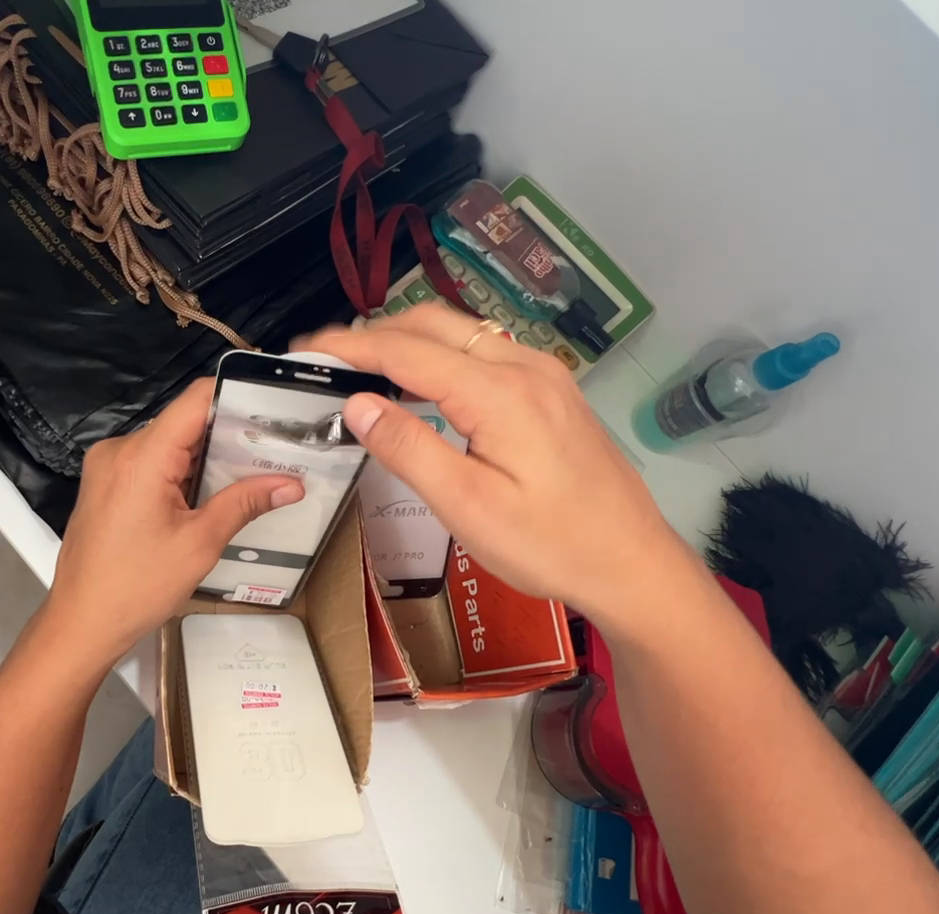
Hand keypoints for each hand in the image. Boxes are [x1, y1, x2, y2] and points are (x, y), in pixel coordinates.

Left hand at [43, 378, 303, 663]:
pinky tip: (210, 493)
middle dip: (228, 435)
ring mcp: (107, 466)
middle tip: (275, 448)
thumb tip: (293, 485)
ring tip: (252, 472)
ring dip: (205, 458)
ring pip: (168, 445)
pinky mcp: (104, 484)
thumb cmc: (138, 587)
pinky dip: (180, 473)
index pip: (194, 401)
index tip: (274, 408)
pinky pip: (149, 463)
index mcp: (141, 457)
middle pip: (182, 423)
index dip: (236, 397)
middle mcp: (119, 450)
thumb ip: (245, 503)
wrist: (80, 623)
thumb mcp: (200, 544)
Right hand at [298, 305, 693, 625]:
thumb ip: (409, 448)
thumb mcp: (466, 506)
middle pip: (435, 325)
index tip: (307, 348)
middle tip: (329, 356)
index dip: (352, 346)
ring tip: (364, 365)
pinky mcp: (553, 392)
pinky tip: (424, 382)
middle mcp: (524, 367)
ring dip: (409, 340)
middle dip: (377, 333)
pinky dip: (442, 354)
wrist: (631, 563)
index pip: (407, 351)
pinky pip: (486, 353)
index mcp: (499, 393)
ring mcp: (544, 376)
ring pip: (462, 334)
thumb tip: (357, 404)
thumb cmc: (548, 544)